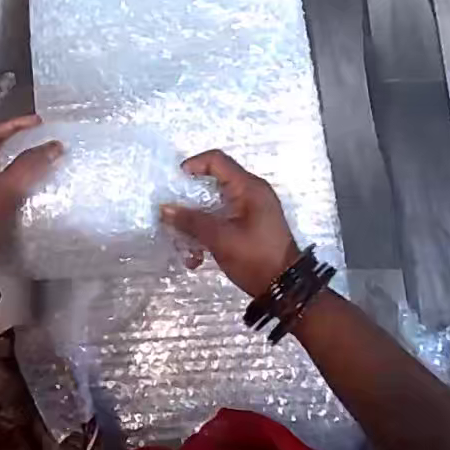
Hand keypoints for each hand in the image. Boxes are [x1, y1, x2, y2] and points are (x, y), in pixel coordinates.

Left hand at [0, 115, 62, 265]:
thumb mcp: (3, 191)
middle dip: (13, 144)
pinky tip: (24, 192)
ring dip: (12, 166)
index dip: (13, 126)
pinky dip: (9, 186)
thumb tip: (54, 145)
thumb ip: (28, 167)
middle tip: (37, 141)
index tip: (38, 122)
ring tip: (35, 164)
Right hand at [159, 149, 300, 296]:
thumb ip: (192, 221)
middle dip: (188, 203)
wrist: (284, 288)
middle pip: (211, 186)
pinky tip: (196, 259)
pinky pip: (219, 223)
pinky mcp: (246, 228)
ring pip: (212, 208)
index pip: (217, 161)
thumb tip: (164, 209)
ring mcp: (248, 212)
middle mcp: (249, 194)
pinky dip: (205, 236)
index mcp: (249, 188)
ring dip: (194, 225)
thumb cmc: (255, 257)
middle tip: (171, 217)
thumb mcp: (220, 238)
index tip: (174, 183)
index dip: (193, 165)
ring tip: (182, 246)